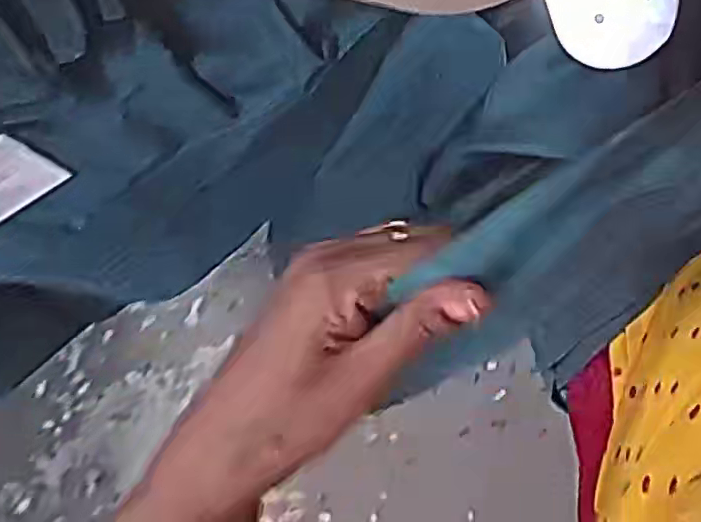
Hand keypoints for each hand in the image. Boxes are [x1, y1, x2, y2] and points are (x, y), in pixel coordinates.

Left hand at [119, 224, 488, 521]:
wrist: (211, 462)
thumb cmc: (281, 426)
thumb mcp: (360, 382)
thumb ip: (420, 326)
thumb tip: (480, 292)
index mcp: (334, 272)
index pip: (424, 248)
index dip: (464, 268)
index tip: (489, 296)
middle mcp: (326, 251)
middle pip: (413, 240)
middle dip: (446, 270)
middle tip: (467, 312)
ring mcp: (318, 260)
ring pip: (400, 245)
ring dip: (427, 274)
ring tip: (440, 316)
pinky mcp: (316, 274)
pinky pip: (380, 256)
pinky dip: (404, 276)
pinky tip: (407, 310)